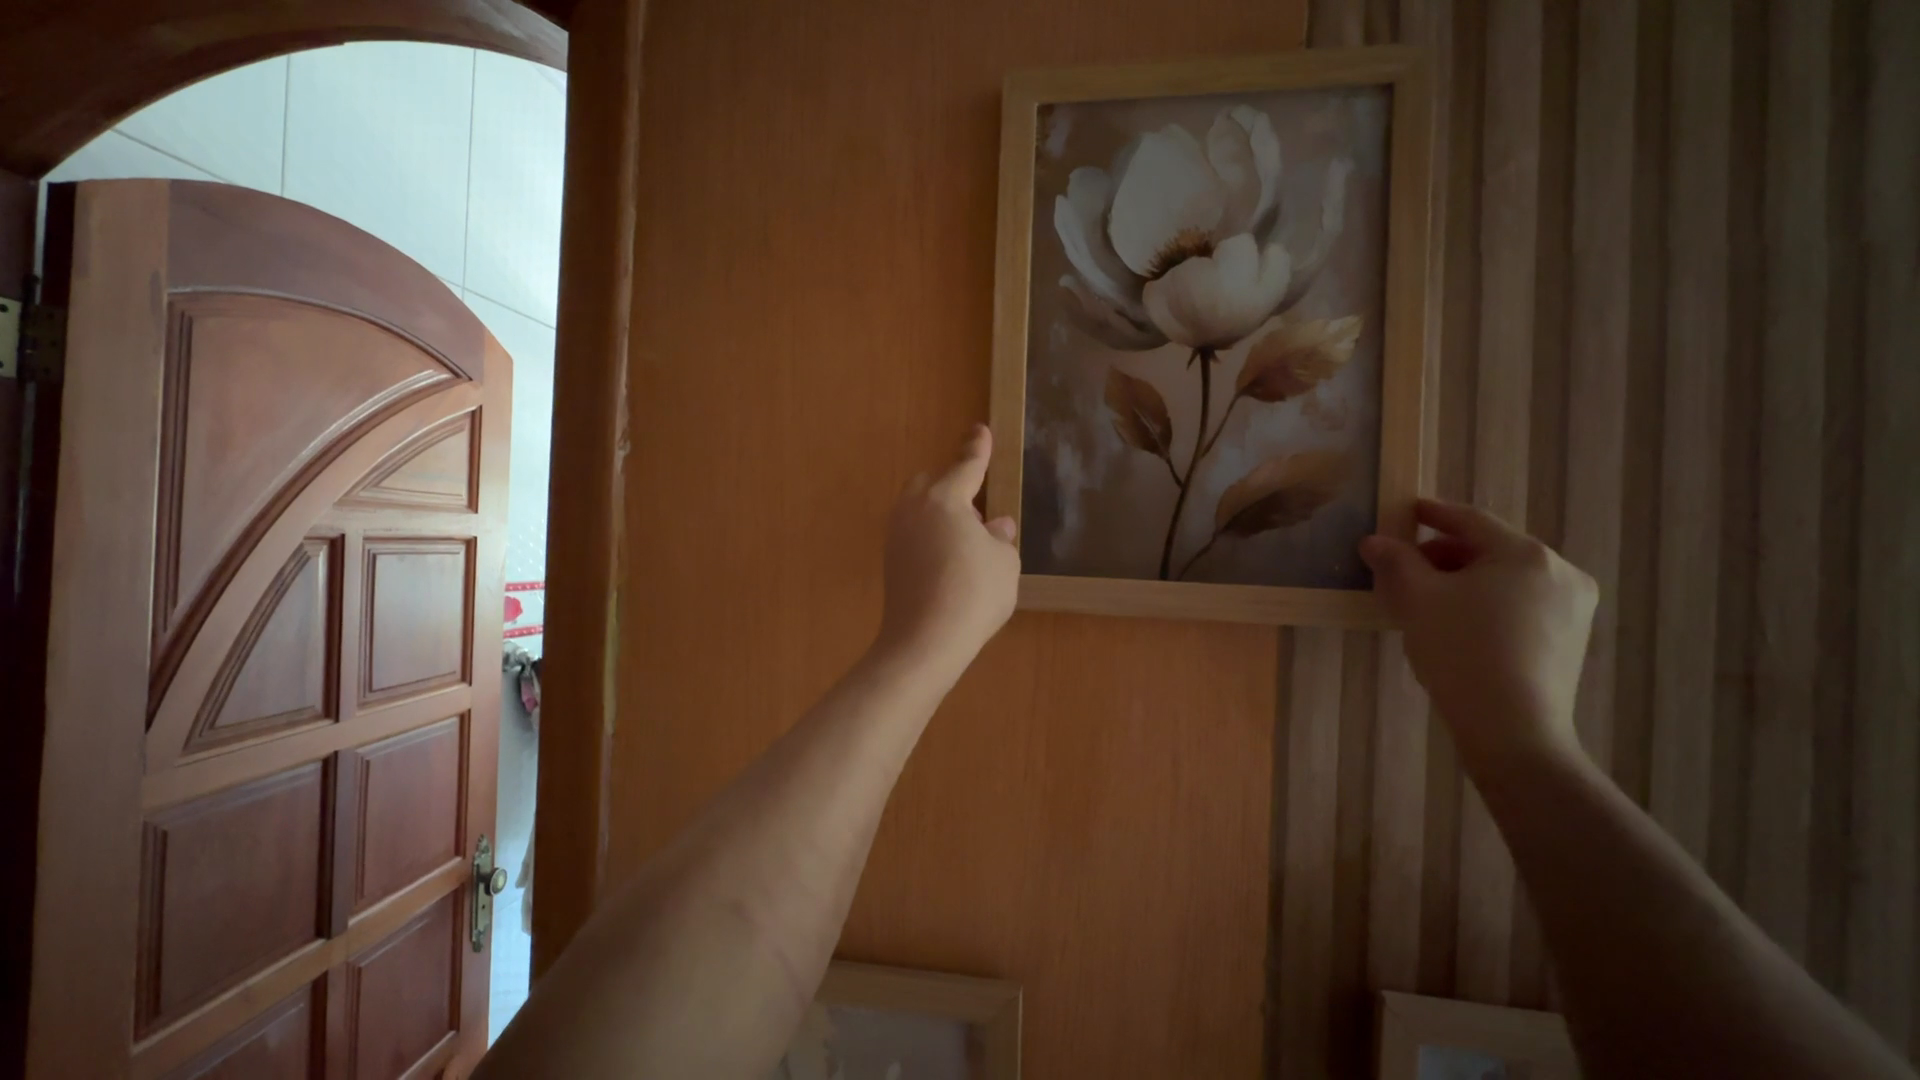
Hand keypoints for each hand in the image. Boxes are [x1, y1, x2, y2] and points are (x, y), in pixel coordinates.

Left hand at [876, 424, 1020, 673]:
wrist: (924, 641)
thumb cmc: (974, 594)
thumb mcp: (1004, 564)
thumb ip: (1000, 539)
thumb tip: (993, 528)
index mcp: (945, 499)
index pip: (966, 466)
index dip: (977, 449)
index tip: (980, 430)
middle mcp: (913, 509)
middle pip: (931, 482)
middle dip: (952, 485)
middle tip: (977, 508)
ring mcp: (896, 535)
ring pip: (917, 508)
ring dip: (939, 513)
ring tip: (965, 539)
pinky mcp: (889, 562)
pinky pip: (912, 534)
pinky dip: (929, 537)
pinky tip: (948, 561)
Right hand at [1360, 499, 1597, 767]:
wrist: (1512, 728)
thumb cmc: (1462, 651)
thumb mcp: (1417, 599)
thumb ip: (1395, 561)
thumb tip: (1374, 541)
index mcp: (1525, 553)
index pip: (1470, 520)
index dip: (1432, 513)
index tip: (1406, 510)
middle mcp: (1559, 572)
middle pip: (1490, 550)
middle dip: (1443, 555)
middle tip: (1405, 567)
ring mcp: (1572, 607)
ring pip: (1505, 579)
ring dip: (1463, 581)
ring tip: (1425, 599)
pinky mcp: (1570, 638)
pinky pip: (1521, 604)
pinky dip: (1486, 603)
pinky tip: (1457, 624)